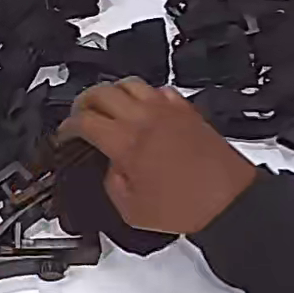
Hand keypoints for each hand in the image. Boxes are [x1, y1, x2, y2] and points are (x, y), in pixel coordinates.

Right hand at [60, 78, 256, 233]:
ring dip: (111, 93)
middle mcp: (144, 118)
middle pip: (100, 92)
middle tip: (80, 117)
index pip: (83, 120)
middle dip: (82, 103)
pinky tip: (142, 108)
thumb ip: (111, 182)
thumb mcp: (131, 209)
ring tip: (106, 107)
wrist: (228, 201)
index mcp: (126, 142)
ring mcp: (167, 110)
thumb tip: (109, 168)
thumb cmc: (188, 206)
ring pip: (128, 83)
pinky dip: (143, 95)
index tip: (65, 135)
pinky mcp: (186, 110)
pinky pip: (157, 89)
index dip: (67, 127)